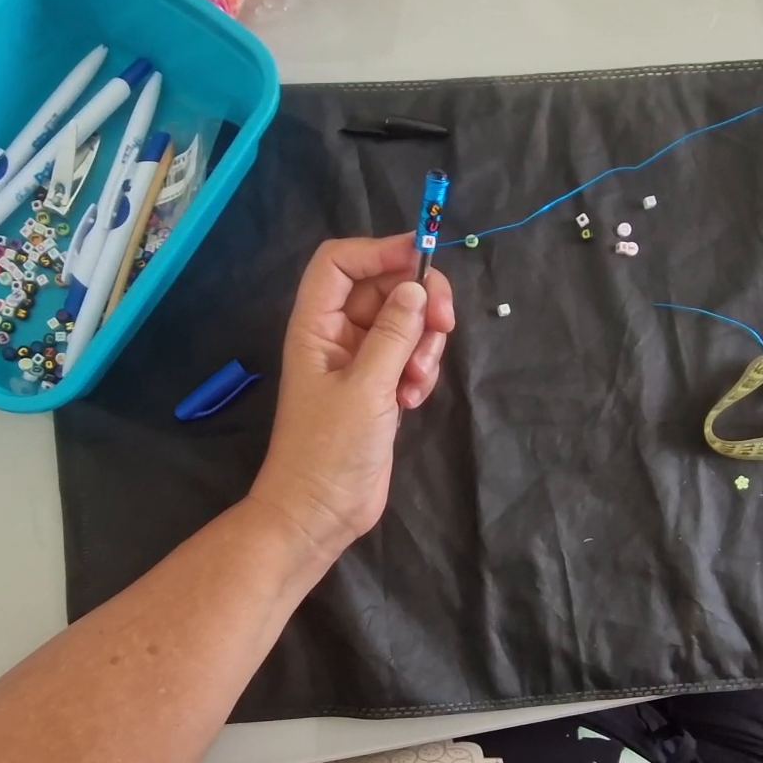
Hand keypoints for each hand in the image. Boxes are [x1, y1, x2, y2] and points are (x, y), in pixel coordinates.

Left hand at [249, 235, 455, 558]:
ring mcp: (360, 363)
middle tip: (445, 326)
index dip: (379, 251)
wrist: (321, 511)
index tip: (424, 258)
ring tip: (417, 383)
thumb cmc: (331, 449)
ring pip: (404, 325)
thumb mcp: (366, 387)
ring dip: (422, 346)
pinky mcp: (380, 388)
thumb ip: (393, 334)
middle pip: (384, 289)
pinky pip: (408, 358)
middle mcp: (338, 336)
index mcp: (318, 325)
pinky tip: (413, 401)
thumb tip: (417, 288)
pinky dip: (419, 372)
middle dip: (418, 304)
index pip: (341, 263)